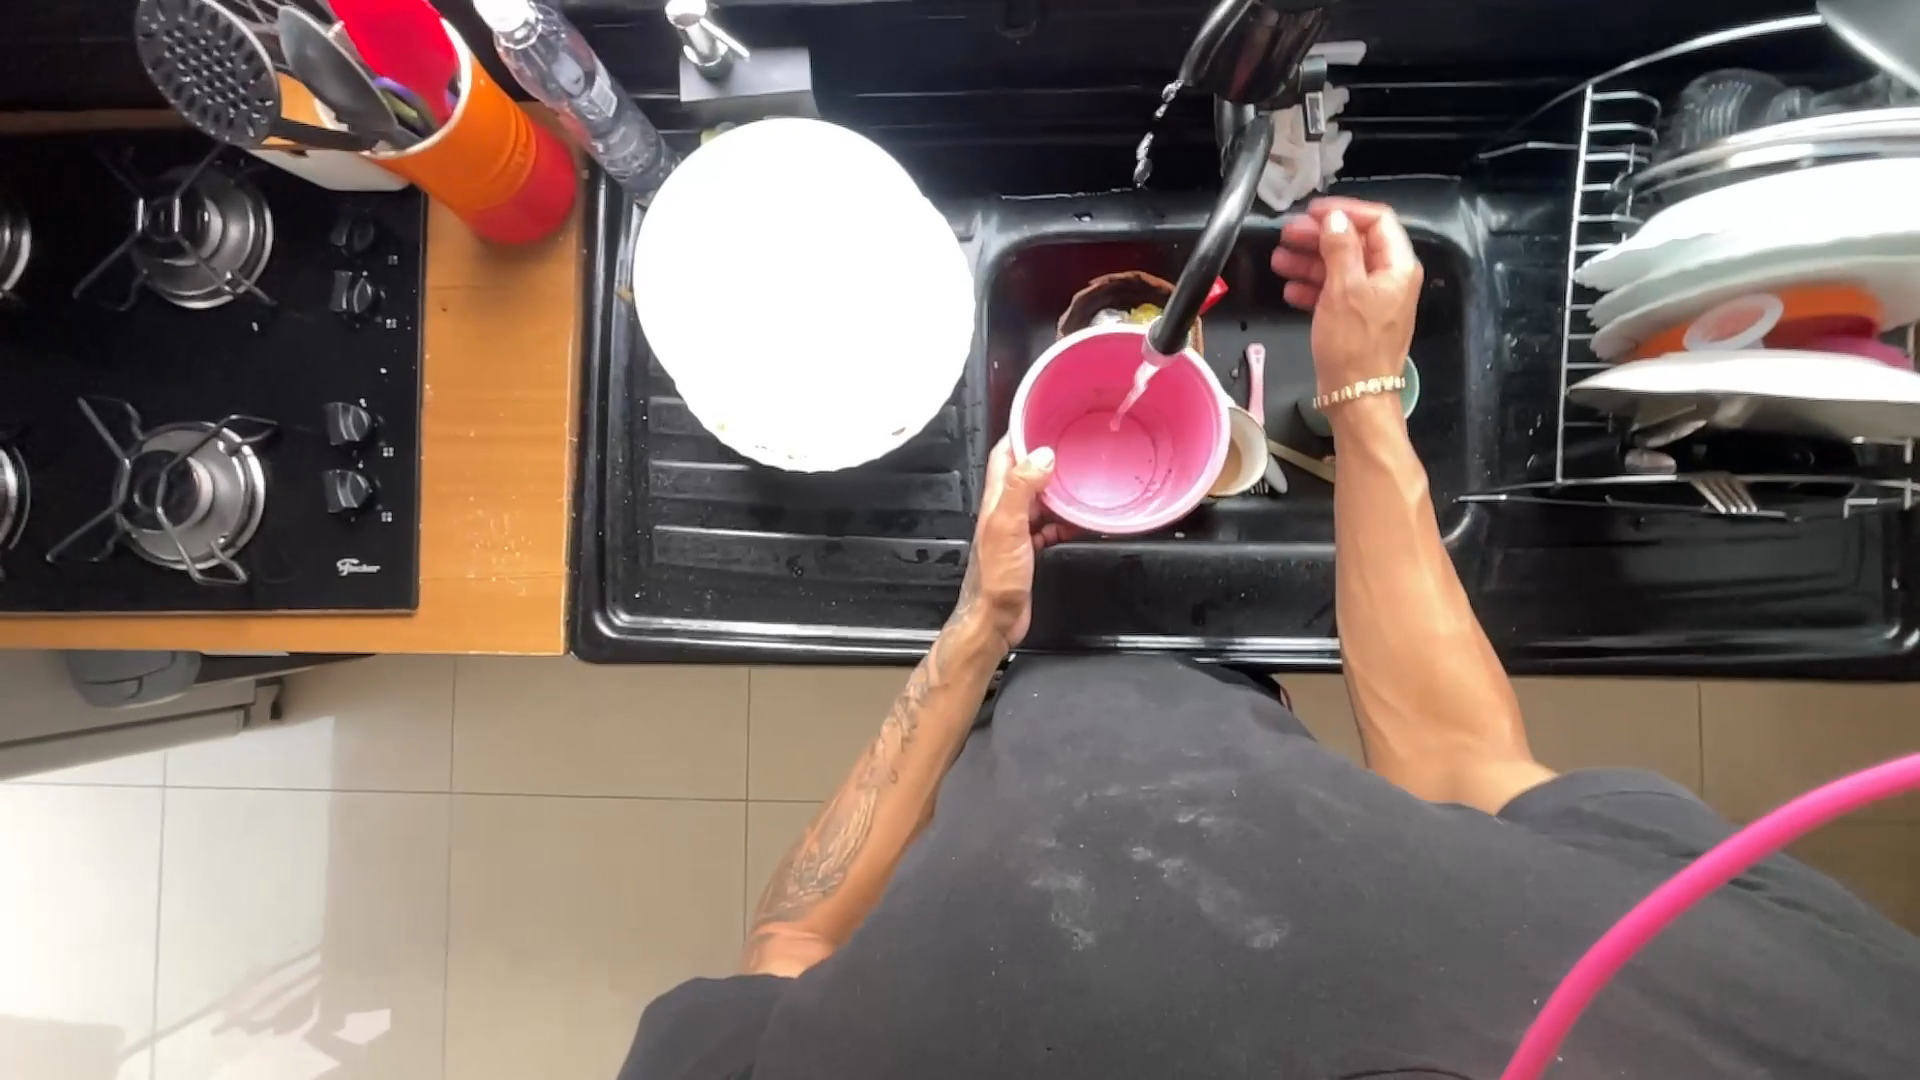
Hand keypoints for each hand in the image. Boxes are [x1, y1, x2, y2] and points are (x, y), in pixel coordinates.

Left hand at [954, 437, 1068, 650]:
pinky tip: (1079, 522)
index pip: (1005, 454)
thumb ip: (1021, 489)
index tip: (1042, 417)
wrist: (995, 619)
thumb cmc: (995, 579)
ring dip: (1060, 491)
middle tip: (1073, 446)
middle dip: (1047, 458)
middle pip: (1026, 474)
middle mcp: (1005, 510)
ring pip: (1041, 500)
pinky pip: (1049, 526)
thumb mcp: (1007, 527)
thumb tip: (1041, 455)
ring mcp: (1017, 530)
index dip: (1020, 433)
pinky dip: (1065, 521)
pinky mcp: (1028, 549)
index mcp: (996, 500)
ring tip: (1083, 482)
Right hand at [1269, 196, 1423, 397]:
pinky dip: (1312, 288)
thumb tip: (1333, 220)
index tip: (1312, 211)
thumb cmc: (1353, 345)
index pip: (1376, 222)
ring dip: (1309, 262)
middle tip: (1287, 234)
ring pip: (1339, 269)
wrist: (1355, 396)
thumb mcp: (1343, 290)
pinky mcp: (1353, 320)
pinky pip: (1333, 294)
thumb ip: (1339, 249)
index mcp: (1396, 266)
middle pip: (1354, 244)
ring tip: (1278, 260)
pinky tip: (1290, 289)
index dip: (1344, 212)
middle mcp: (1388, 279)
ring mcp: (1370, 300)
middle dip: (1320, 236)